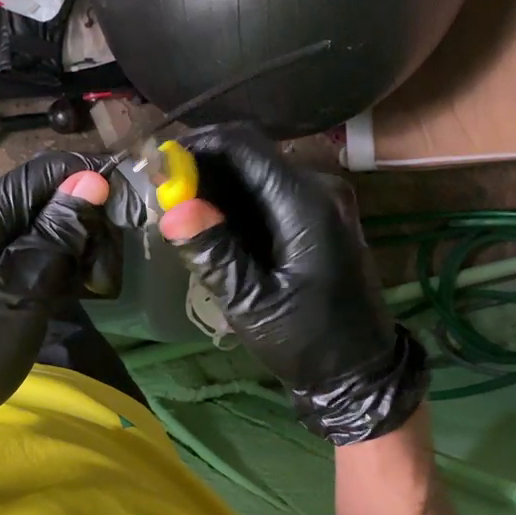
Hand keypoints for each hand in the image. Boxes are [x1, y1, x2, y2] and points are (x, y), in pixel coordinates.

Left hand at [0, 153, 109, 477]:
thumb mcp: (23, 289)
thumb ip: (56, 232)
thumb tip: (92, 178)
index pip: (40, 172)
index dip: (85, 179)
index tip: (124, 204)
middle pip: (43, 198)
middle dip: (82, 221)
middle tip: (107, 266)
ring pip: (42, 227)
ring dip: (75, 247)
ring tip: (95, 283)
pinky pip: (31, 253)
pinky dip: (58, 266)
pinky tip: (76, 289)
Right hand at [157, 124, 427, 444]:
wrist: (358, 369)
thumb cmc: (306, 339)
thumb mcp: (252, 302)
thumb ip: (213, 252)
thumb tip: (172, 208)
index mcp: (304, 202)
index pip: (243, 145)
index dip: (196, 147)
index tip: (157, 168)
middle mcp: (316, 188)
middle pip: (247, 155)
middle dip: (200, 168)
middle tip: (161, 196)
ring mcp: (319, 200)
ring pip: (254, 173)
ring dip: (214, 186)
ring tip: (178, 214)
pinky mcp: (314, 216)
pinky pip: (265, 194)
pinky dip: (233, 203)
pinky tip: (210, 229)